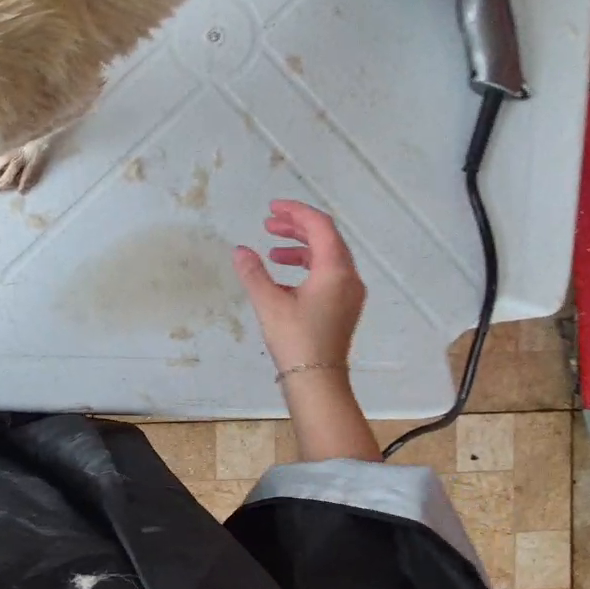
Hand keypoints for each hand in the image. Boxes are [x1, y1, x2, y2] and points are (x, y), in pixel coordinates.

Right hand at [233, 200, 378, 461]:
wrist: (317, 380)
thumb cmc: (295, 338)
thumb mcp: (269, 303)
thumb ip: (254, 273)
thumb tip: (240, 250)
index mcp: (335, 270)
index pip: (320, 227)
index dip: (296, 212)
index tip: (272, 208)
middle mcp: (349, 277)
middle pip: (326, 239)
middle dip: (297, 228)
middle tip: (268, 224)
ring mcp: (349, 294)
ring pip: (327, 258)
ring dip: (300, 249)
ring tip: (272, 252)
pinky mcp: (343, 308)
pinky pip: (327, 275)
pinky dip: (306, 268)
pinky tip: (283, 278)